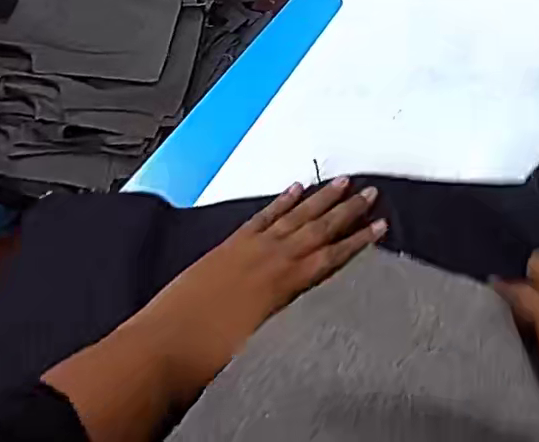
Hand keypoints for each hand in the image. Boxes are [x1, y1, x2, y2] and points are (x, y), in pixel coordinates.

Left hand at [64, 179, 384, 410]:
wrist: (158, 351)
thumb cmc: (209, 357)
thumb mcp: (264, 341)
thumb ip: (294, 314)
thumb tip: (319, 303)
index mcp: (285, 284)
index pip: (332, 256)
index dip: (358, 241)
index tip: (380, 226)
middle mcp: (273, 259)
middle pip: (320, 228)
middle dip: (348, 210)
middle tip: (370, 192)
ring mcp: (251, 247)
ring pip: (296, 215)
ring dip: (321, 198)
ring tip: (341, 181)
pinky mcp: (230, 245)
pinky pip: (263, 216)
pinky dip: (280, 201)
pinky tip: (294, 188)